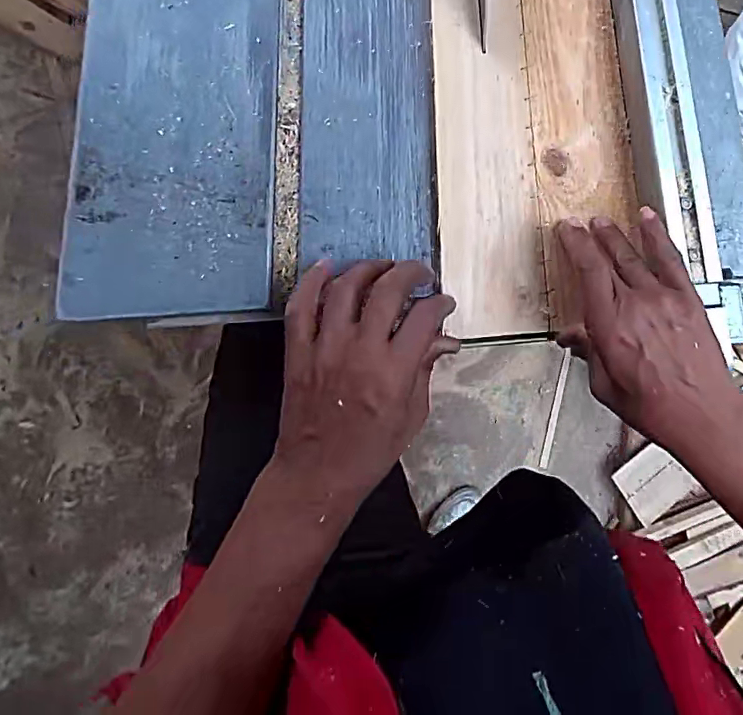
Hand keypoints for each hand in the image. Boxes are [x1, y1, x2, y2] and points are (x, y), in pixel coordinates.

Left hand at [273, 260, 458, 501]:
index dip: (440, 303)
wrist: (316, 475)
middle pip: (388, 291)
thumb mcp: (413, 414)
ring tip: (383, 267)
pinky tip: (328, 267)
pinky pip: (301, 308)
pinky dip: (312, 282)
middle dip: (410, 273)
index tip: (444, 303)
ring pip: (346, 289)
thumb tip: (443, 339)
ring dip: (368, 268)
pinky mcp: (298, 353)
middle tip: (419, 273)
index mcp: (393, 372)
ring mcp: (325, 350)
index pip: (424, 317)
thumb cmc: (370, 451)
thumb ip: (426, 369)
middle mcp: (360, 354)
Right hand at [555, 209, 742, 453]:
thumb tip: (575, 338)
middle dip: (591, 236)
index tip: (567, 231)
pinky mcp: (686, 298)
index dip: (575, 244)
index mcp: (609, 326)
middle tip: (581, 224)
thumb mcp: (606, 386)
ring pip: (633, 255)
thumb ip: (589, 354)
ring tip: (604, 223)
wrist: (702, 412)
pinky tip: (648, 220)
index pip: (588, 270)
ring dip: (616, 236)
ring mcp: (663, 298)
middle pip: (608, 258)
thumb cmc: (656, 405)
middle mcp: (635, 305)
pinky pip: (669, 258)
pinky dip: (657, 236)